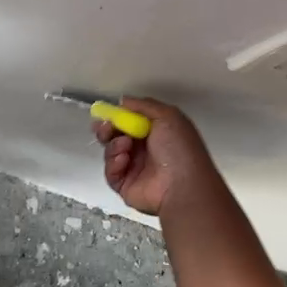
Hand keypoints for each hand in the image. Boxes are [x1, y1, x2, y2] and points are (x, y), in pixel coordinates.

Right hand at [92, 96, 214, 215]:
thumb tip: (122, 101)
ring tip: (125, 145)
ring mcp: (133, 169)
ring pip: (110, 152)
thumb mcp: (167, 115)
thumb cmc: (179, 147)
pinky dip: (113, 164)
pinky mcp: (123, 185)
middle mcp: (143, 150)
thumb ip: (143, 105)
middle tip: (105, 128)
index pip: (129, 122)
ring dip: (114, 145)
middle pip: (115, 136)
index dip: (116, 117)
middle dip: (107, 130)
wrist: (182, 184)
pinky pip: (110, 172)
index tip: (105, 114)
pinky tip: (123, 160)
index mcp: (155, 132)